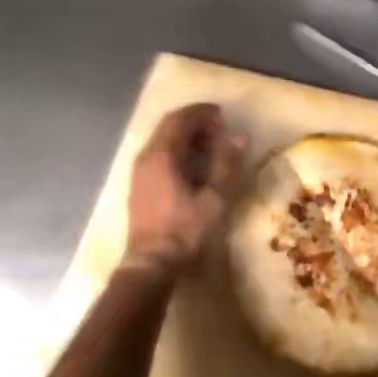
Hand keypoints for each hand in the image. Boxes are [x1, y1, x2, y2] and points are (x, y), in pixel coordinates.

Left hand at [125, 103, 246, 277]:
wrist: (151, 264)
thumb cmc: (185, 231)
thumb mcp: (214, 198)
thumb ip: (226, 164)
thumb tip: (238, 137)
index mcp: (162, 156)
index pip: (179, 119)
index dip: (201, 112)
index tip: (222, 115)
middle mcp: (146, 157)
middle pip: (168, 127)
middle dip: (194, 123)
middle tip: (219, 129)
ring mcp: (139, 172)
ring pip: (162, 141)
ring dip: (186, 137)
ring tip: (210, 146)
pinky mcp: (140, 186)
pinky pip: (158, 155)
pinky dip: (177, 150)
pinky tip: (193, 166)